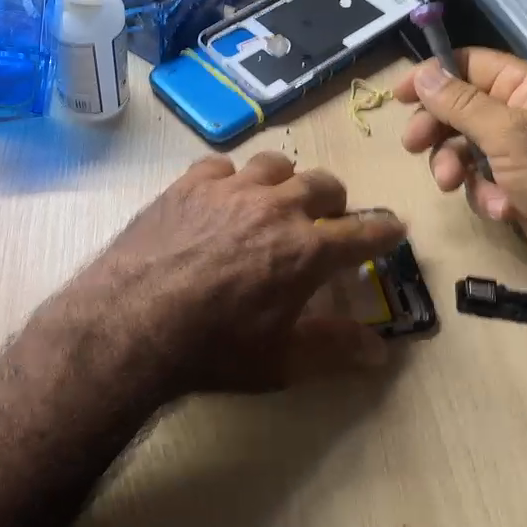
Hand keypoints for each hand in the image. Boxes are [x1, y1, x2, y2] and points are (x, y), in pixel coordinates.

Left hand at [54, 153, 405, 396]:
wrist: (131, 322)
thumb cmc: (213, 350)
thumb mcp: (281, 361)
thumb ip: (334, 349)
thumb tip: (380, 351)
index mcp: (308, 249)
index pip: (364, 233)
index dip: (384, 230)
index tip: (395, 227)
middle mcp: (277, 207)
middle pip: (323, 185)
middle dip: (335, 200)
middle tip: (329, 216)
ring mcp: (232, 189)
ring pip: (275, 164)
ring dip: (285, 181)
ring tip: (276, 198)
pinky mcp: (190, 183)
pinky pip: (223, 166)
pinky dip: (231, 180)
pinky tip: (220, 198)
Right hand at [393, 49, 526, 294]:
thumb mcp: (508, 134)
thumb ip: (461, 103)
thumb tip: (424, 72)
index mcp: (525, 88)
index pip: (469, 65)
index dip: (432, 75)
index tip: (400, 95)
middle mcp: (519, 114)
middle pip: (458, 108)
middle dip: (436, 129)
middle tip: (413, 146)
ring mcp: (516, 152)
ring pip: (461, 148)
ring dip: (453, 166)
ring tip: (453, 184)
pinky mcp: (513, 186)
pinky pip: (477, 181)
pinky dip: (482, 194)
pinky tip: (501, 209)